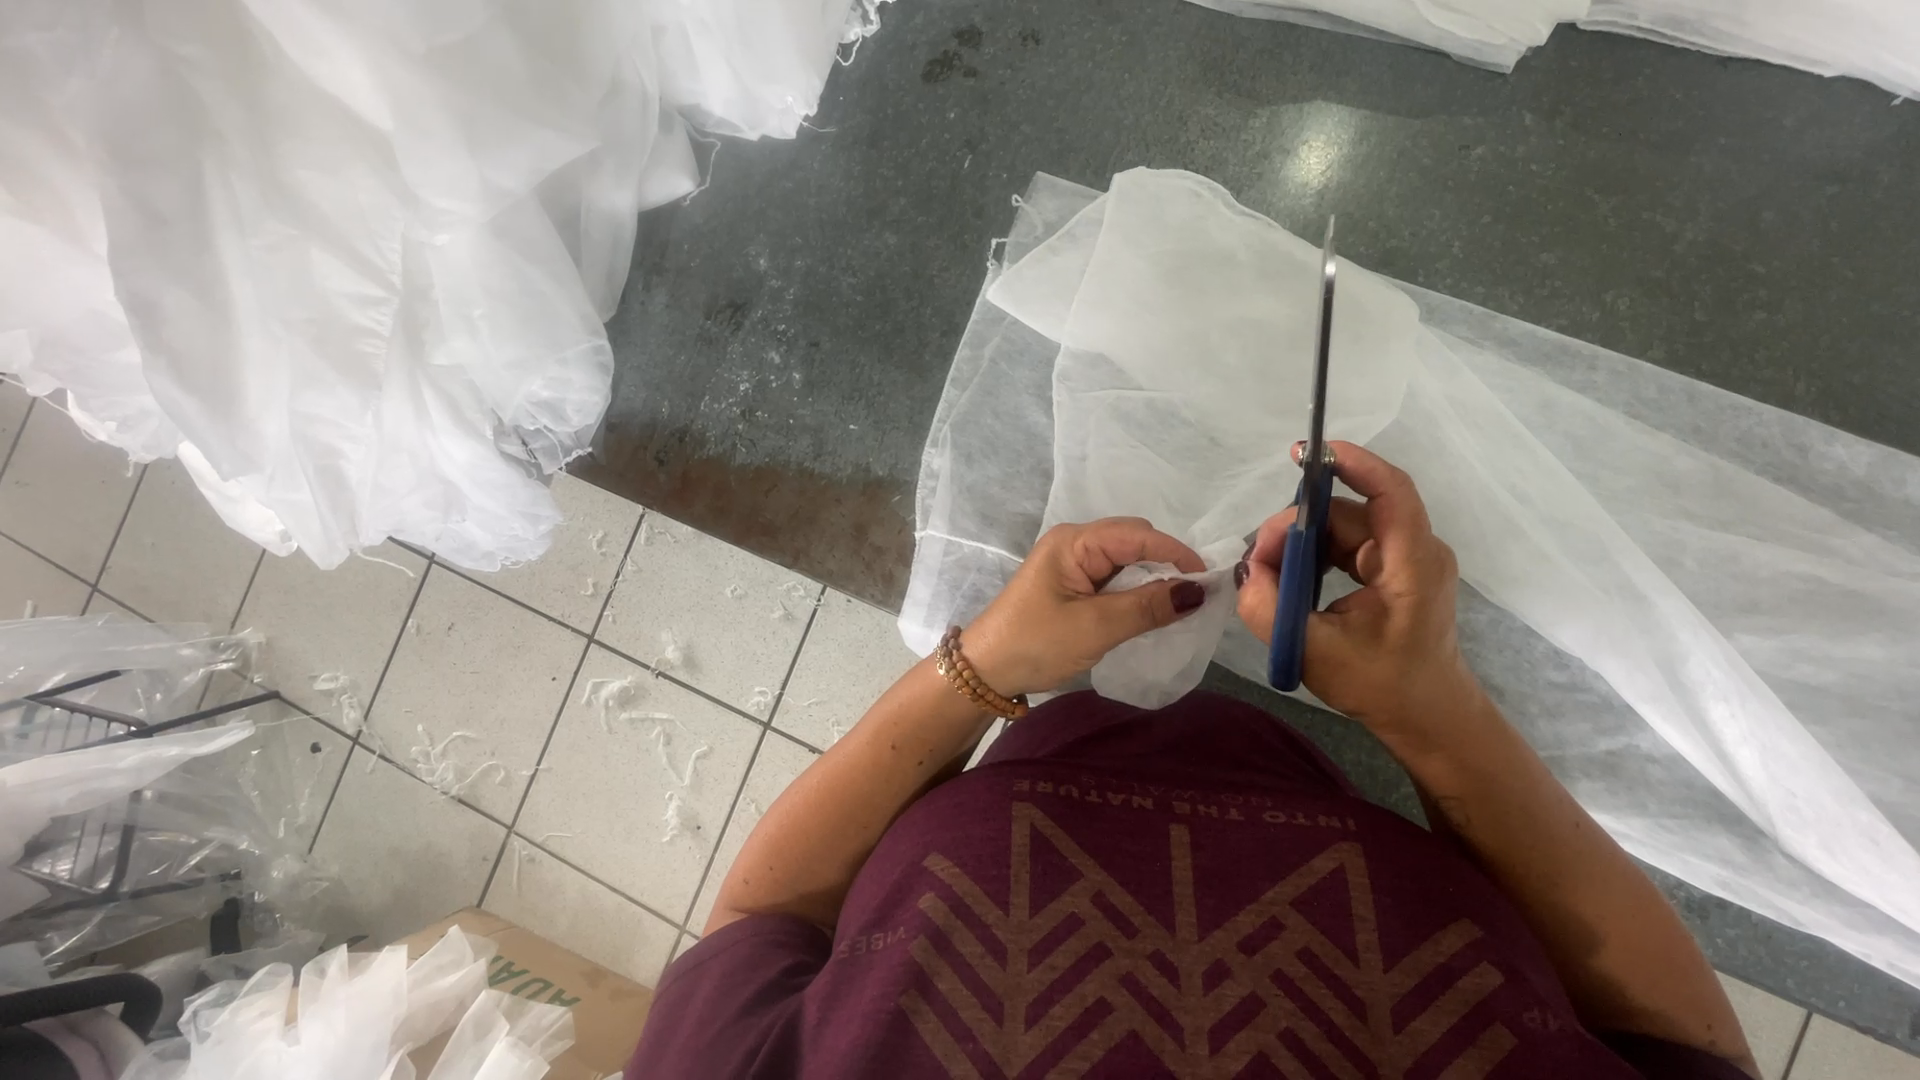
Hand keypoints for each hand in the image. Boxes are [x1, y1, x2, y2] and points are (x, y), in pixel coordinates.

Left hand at [963, 518, 1208, 697]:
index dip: (1176, 553)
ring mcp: (1071, 563)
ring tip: (1177, 605)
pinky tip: (1149, 609)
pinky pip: (1113, 578)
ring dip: (1151, 579)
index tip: (1209, 580)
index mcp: (1074, 542)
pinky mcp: (1071, 584)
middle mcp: (1073, 543)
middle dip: (1165, 563)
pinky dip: (1134, 590)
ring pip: (1126, 560)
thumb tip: (1198, 592)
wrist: (985, 671)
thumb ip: (1148, 607)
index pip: (1138, 534)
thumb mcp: (1096, 627)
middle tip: (1193, 596)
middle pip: (1133, 541)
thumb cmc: (1035, 644)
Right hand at [1235, 441, 1482, 731]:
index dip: (1352, 464)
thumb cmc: (1381, 686)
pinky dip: (1312, 555)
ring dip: (1300, 543)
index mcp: (1411, 565)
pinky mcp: (1391, 571)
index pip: (1390, 492)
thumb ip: (1269, 609)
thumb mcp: (1313, 651)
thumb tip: (1247, 570)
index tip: (1305, 453)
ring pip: (1342, 528)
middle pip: (1349, 513)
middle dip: (1297, 525)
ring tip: (1267, 575)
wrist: (1427, 718)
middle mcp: (1414, 551)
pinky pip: (1345, 546)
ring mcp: (1404, 560)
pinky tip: (1289, 578)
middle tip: (1257, 560)